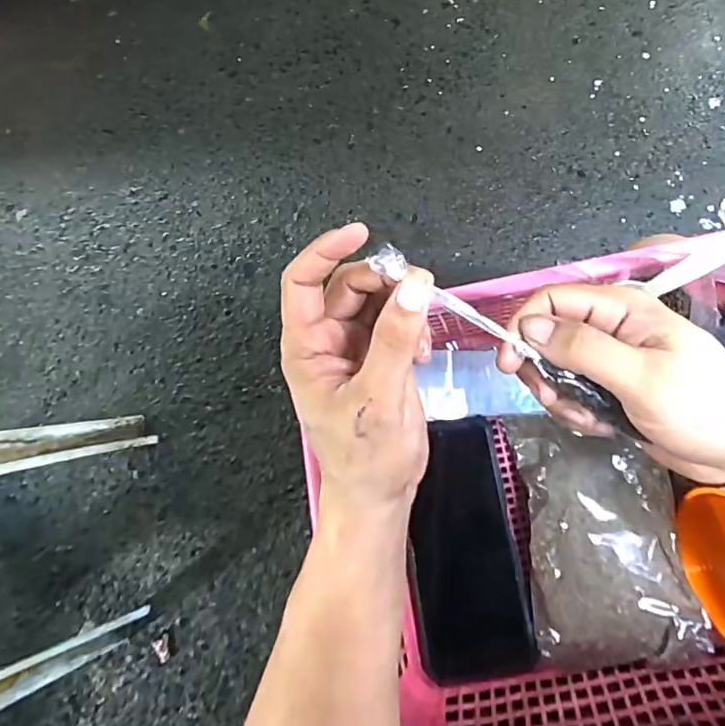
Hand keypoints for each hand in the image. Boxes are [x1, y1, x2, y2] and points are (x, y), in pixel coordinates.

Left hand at [280, 223, 433, 515]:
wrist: (381, 492)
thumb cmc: (365, 457)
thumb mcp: (379, 397)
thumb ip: (396, 340)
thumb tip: (414, 285)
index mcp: (307, 348)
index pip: (302, 282)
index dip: (325, 251)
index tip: (359, 232)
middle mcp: (328, 340)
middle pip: (349, 284)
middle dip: (384, 280)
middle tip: (417, 290)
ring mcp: (356, 346)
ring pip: (377, 298)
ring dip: (404, 303)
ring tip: (422, 333)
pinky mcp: (381, 355)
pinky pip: (397, 318)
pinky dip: (413, 322)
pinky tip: (422, 348)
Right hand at [494, 283, 724, 484]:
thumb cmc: (703, 409)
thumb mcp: (640, 377)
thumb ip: (583, 348)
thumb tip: (531, 324)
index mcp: (623, 308)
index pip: (555, 299)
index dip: (525, 324)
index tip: (510, 362)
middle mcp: (615, 327)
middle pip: (550, 333)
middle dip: (542, 367)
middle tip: (554, 397)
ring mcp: (615, 360)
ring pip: (559, 367)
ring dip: (561, 394)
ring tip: (587, 416)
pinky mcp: (617, 389)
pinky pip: (577, 392)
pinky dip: (579, 411)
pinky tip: (601, 425)